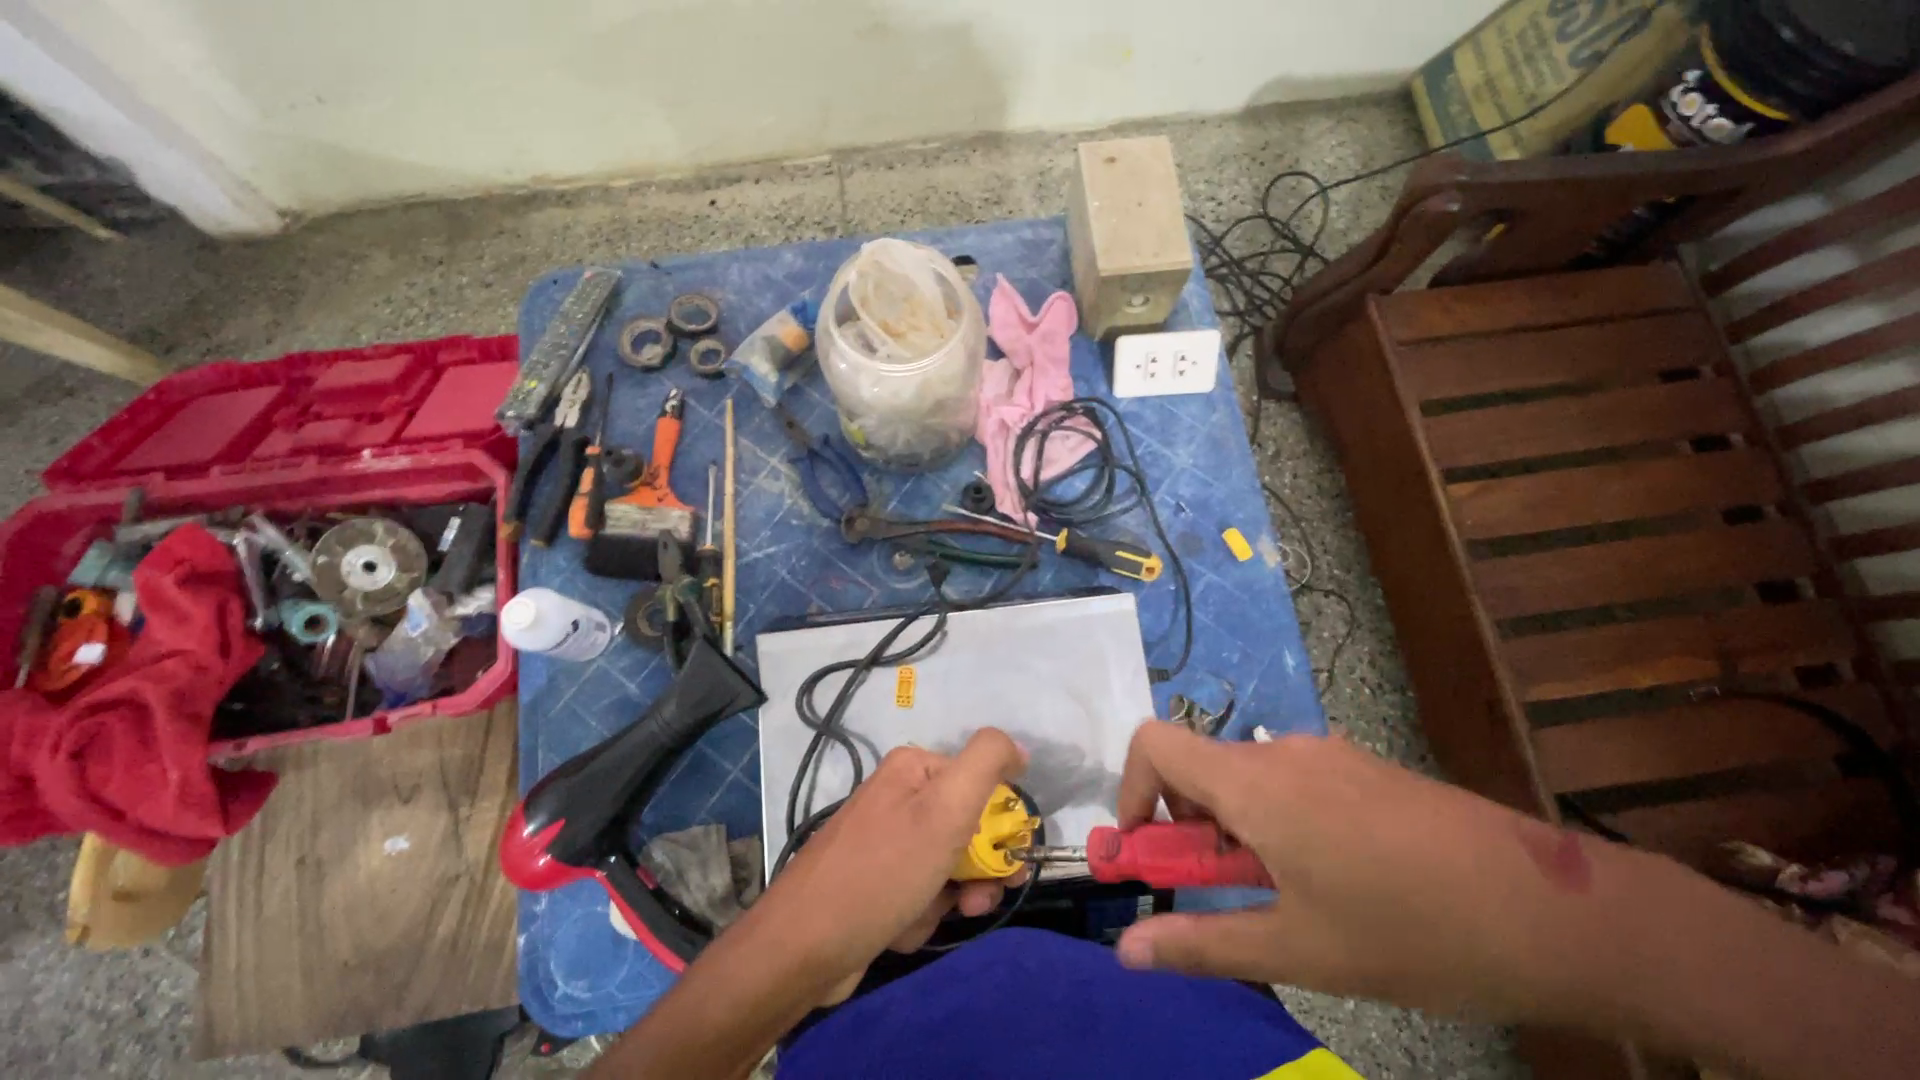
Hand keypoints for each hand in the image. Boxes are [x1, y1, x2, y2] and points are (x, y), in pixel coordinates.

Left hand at [753, 728, 1027, 999]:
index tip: (1006, 863)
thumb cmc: (884, 871)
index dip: (1000, 827)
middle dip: (976, 872)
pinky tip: (899, 929)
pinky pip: (920, 897)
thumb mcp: (946, 807)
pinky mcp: (875, 885)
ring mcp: (884, 843)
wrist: (804, 945)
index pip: (982, 786)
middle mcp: (898, 798)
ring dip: (948, 900)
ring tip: (928, 916)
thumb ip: (987, 763)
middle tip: (972, 901)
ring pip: (947, 870)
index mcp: (913, 769)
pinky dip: (920, 917)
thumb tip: (1017, 746)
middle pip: (967, 831)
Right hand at [1112, 722, 1599, 1017]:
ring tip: (1282, 899)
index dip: (1130, 791)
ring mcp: (1333, 756)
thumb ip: (1200, 943)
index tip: (1148, 855)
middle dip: (1187, 829)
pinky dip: (1279, 822)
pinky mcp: (1369, 771)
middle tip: (1216, 896)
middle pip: (1200, 767)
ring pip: (1249, 779)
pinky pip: (1295, 783)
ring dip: (1236, 830)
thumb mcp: (1297, 950)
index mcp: (1254, 784)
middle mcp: (1285, 753)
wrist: (1555, 912)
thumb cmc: (1409, 931)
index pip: (1155, 743)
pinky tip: (1334, 880)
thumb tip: (1126, 949)